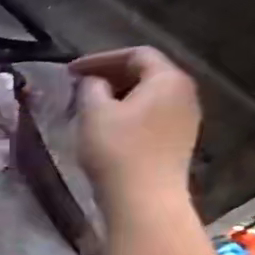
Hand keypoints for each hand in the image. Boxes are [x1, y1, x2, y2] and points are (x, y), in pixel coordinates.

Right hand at [69, 46, 200, 206]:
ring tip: (88, 108)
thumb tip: (94, 81)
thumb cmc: (116, 150)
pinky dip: (127, 114)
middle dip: (109, 76)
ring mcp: (185, 120)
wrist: (144, 200)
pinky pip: (151, 117)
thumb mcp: (94, 112)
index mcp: (168, 79)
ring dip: (117, 97)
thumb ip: (91, 87)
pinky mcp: (177, 142)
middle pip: (146, 73)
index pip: (136, 54)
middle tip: (77, 87)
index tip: (70, 71)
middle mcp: (184, 94)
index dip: (100, 58)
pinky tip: (105, 128)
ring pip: (148, 97)